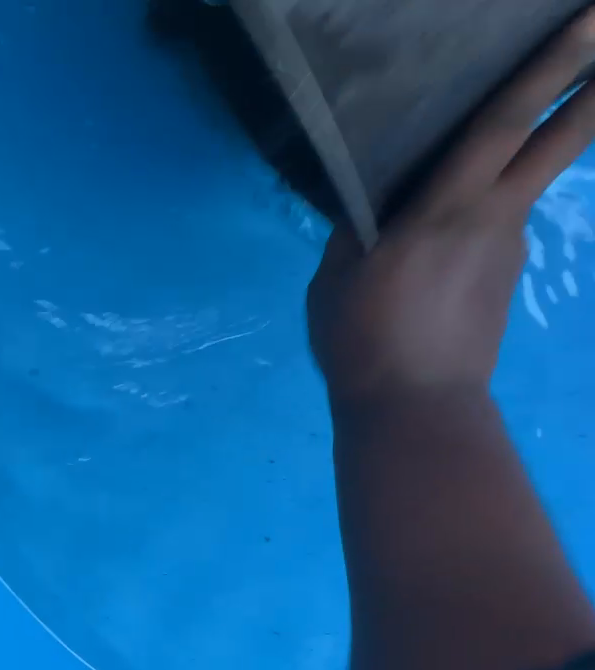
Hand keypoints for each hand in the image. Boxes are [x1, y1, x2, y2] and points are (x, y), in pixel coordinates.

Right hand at [308, 9, 594, 410]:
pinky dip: (470, 223)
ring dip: (515, 162)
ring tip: (461, 183)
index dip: (548, 71)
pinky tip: (429, 262)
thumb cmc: (358, 337)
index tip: (589, 22)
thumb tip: (372, 208)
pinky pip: (489, 229)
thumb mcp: (334, 282)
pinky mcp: (503, 273)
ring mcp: (507, 245)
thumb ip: (356, 236)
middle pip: (561, 139)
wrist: (412, 399)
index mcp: (444, 214)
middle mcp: (492, 217)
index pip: (502, 128)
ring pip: (517, 185)